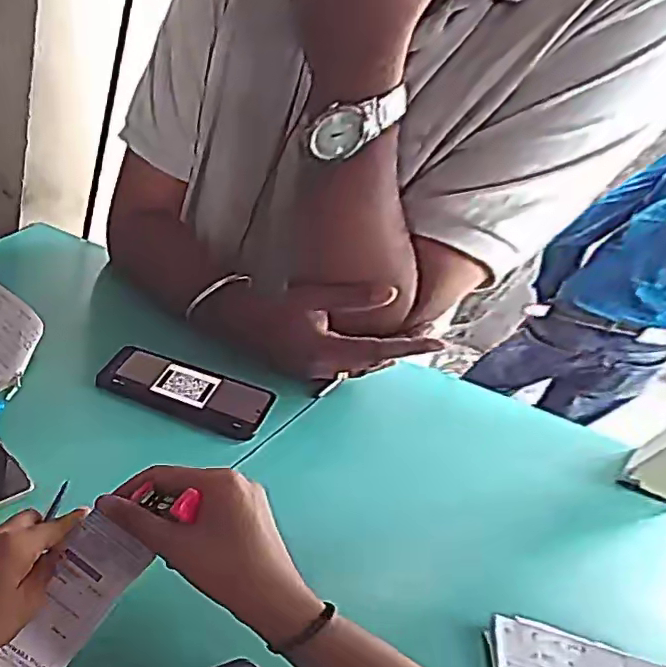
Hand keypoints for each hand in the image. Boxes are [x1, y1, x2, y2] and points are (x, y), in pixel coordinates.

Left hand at [0, 510, 85, 664]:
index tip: (86, 518)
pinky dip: (18, 545)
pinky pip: (4, 538)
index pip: (51, 526)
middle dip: (49, 528)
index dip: (71, 523)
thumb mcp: (29, 600)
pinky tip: (25, 569)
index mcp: (16, 544)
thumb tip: (57, 555)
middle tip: (65, 550)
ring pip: (16, 527)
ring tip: (46, 563)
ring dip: (32, 536)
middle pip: (32, 518)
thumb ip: (46, 572)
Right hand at [94, 467, 322, 644]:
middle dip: (153, 509)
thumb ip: (135, 520)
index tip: (114, 509)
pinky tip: (187, 549)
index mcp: (219, 480)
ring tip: (166, 547)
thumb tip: (108, 503)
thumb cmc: (230, 572)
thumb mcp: (173, 544)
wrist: (276, 605)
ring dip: (171, 520)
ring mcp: (246, 499)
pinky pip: (210, 511)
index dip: (131, 492)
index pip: (161, 475)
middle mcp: (235, 482)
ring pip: (193, 501)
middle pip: (178, 486)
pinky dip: (191, 526)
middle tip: (138, 532)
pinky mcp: (250, 516)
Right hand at [209, 281, 442, 378]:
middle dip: (398, 352)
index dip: (410, 346)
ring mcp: (307, 371)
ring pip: (355, 369)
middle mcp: (317, 367)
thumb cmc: (265, 305)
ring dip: (379, 357)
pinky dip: (358, 360)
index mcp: (322, 351)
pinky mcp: (300, 369)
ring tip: (401, 343)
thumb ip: (353, 298)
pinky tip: (366, 349)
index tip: (435, 342)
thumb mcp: (312, 296)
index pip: (378, 350)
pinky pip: (338, 369)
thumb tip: (391, 295)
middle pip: (370, 365)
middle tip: (424, 337)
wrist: (230, 317)